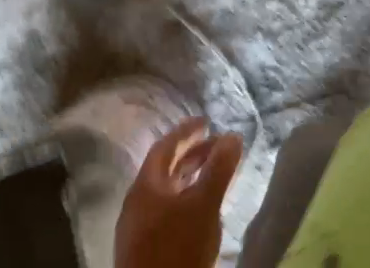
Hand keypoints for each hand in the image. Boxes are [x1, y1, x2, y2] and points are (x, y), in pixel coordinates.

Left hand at [114, 117, 243, 267]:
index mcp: (145, 186)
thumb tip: (233, 136)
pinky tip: (201, 210)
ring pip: (166, 192)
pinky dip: (185, 199)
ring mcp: (137, 228)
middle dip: (193, 155)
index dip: (186, 131)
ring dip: (191, 179)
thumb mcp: (204, 205)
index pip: (164, 147)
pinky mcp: (143, 248)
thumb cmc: (177, 247)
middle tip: (219, 147)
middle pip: (165, 169)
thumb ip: (219, 169)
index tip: (207, 122)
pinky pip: (165, 211)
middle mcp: (136, 203)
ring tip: (215, 176)